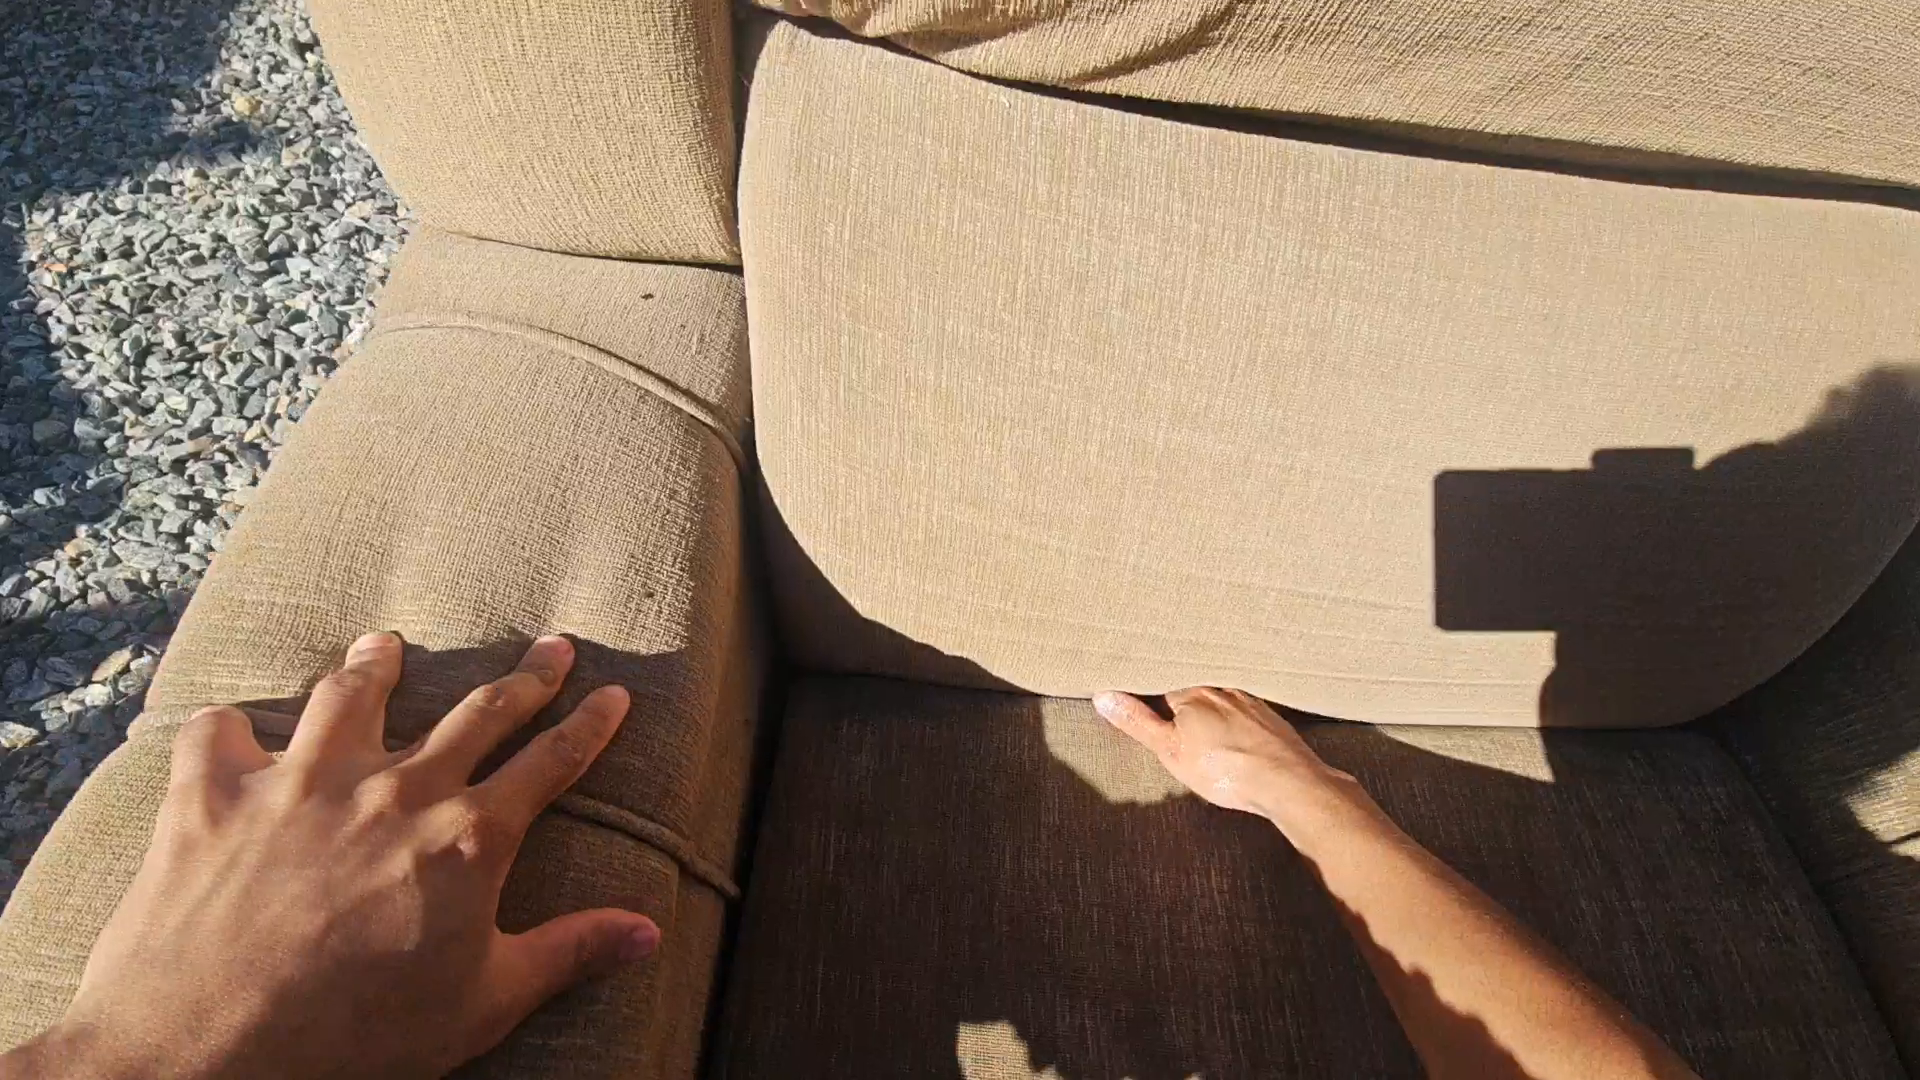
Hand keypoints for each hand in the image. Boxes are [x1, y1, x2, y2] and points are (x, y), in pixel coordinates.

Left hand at [6, 631, 653, 1079]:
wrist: (185, 1075)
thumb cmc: (351, 1041)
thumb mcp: (484, 1003)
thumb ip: (571, 951)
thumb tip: (651, 933)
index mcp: (471, 835)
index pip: (555, 759)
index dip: (593, 722)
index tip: (615, 693)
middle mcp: (401, 790)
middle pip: (483, 711)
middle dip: (529, 676)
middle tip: (553, 644)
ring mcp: (307, 786)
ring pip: (352, 697)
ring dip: (375, 665)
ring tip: (384, 643)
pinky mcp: (217, 803)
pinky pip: (216, 739)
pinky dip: (225, 730)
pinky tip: (232, 725)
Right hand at [1093, 687, 1357, 819]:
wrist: (1288, 783)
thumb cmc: (1225, 767)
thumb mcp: (1169, 748)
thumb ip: (1136, 721)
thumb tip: (1103, 696)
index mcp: (1191, 690)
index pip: (1160, 682)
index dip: (1149, 694)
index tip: (1143, 705)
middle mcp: (1221, 687)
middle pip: (1191, 689)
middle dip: (1181, 703)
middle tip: (1173, 725)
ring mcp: (1250, 702)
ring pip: (1220, 701)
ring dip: (1210, 713)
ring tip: (1204, 734)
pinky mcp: (1271, 719)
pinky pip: (1244, 714)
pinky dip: (1235, 725)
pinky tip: (1235, 741)